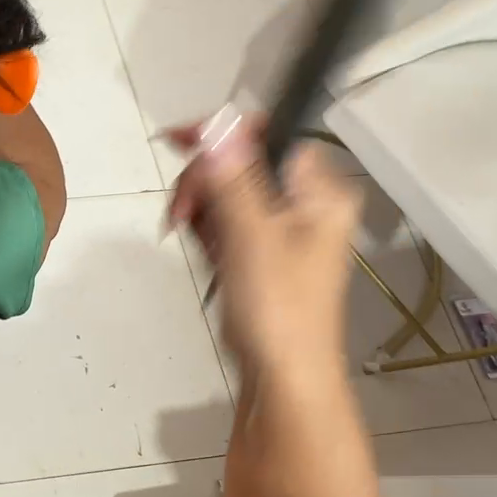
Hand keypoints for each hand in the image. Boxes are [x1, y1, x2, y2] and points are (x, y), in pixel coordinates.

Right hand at [165, 110, 361, 376]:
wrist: (282, 371)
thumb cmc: (277, 306)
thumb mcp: (252, 236)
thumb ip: (233, 178)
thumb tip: (217, 124)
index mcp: (319, 192)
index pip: (270, 133)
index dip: (224, 133)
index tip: (177, 142)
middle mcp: (305, 201)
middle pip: (240, 160)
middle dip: (202, 181)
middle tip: (181, 213)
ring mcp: (282, 224)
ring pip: (226, 188)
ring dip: (199, 207)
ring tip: (191, 237)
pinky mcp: (260, 245)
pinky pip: (224, 216)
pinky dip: (206, 227)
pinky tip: (205, 250)